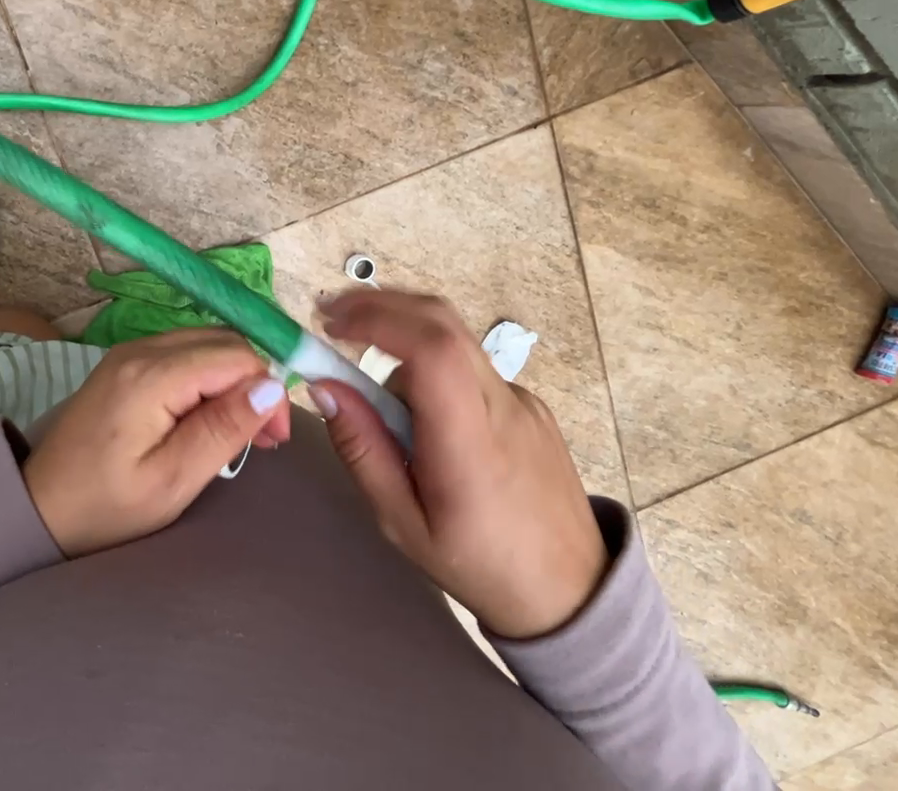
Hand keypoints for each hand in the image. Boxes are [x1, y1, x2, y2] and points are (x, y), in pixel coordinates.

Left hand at [22, 329, 291, 556]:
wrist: (38, 507)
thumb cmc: (105, 506)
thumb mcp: (172, 479)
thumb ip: (223, 428)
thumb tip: (273, 386)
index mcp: (150, 375)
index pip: (235, 355)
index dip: (267, 390)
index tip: (274, 439)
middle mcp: (139, 349)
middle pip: (222, 342)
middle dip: (254, 382)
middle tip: (264, 439)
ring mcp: (128, 353)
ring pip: (204, 345)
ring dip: (233, 381)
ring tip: (242, 432)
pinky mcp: (123, 365)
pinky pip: (182, 355)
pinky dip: (207, 379)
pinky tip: (210, 416)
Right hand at [310, 290, 606, 639]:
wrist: (573, 592)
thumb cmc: (478, 564)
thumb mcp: (400, 521)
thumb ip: (361, 449)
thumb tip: (324, 386)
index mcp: (470, 440)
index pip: (431, 348)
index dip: (377, 319)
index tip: (329, 322)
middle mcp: (503, 405)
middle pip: (442, 322)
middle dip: (379, 306)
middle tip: (330, 318)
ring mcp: (523, 400)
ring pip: (452, 342)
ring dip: (402, 347)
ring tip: (379, 408)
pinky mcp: (529, 405)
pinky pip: (468, 367)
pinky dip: (429, 370)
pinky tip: (419, 422)